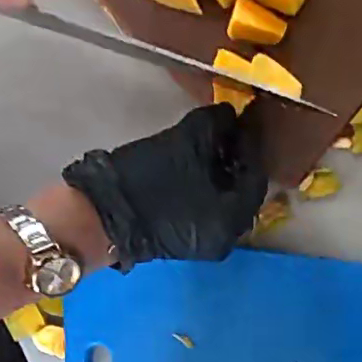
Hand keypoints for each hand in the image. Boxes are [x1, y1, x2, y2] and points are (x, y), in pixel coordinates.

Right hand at [61, 105, 267, 272]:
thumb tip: (232, 116)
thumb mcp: (188, 142)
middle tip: (231, 133)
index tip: (245, 122)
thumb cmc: (150, 178)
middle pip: (244, 195)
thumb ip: (217, 125)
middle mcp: (227, 239)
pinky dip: (212, 191)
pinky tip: (201, 168)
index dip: (252, 148)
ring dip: (225, 177)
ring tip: (215, 147)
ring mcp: (208, 244)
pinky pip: (212, 213)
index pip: (256, 179)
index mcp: (232, 220)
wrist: (105, 213)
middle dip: (240, 164)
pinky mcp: (189, 242)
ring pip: (228, 205)